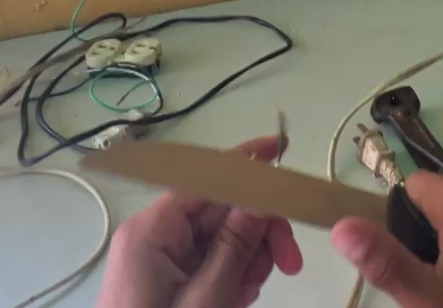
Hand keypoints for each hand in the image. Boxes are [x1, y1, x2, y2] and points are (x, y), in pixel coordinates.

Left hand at [96, 136, 304, 307]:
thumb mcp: (206, 302)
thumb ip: (236, 245)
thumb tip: (261, 194)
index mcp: (152, 230)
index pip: (205, 177)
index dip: (245, 162)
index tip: (284, 150)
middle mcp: (153, 236)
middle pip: (219, 209)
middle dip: (257, 230)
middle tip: (290, 264)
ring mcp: (158, 261)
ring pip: (219, 237)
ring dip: (247, 258)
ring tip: (250, 295)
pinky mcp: (164, 285)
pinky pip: (209, 262)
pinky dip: (232, 276)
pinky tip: (239, 300)